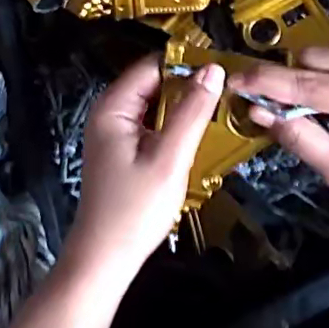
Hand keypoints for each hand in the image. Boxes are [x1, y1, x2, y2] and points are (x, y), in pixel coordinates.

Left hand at [63, 54, 223, 283]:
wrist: (103, 262)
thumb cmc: (134, 210)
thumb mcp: (169, 159)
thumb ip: (192, 112)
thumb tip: (213, 69)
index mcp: (113, 105)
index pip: (154, 65)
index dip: (187, 64)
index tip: (221, 72)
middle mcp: (110, 110)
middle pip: (155, 82)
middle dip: (188, 85)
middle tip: (225, 93)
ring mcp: (114, 130)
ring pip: (156, 103)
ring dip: (183, 106)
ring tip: (218, 111)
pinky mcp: (122, 148)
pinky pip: (153, 122)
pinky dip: (174, 124)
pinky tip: (196, 135)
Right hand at [230, 47, 328, 239]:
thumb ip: (299, 138)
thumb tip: (260, 113)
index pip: (305, 85)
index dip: (265, 83)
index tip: (235, 82)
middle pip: (307, 61)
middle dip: (279, 81)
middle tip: (261, 109)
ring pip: (315, 57)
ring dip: (296, 79)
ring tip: (293, 115)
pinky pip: (328, 62)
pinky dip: (311, 78)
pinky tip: (314, 107)